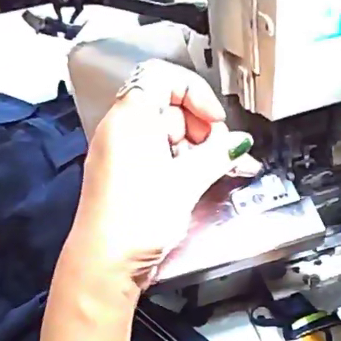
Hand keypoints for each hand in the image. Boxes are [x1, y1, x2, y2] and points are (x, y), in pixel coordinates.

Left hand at [58, 61, 240, 296]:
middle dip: (197, 125)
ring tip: (210, 171)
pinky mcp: (119, 176)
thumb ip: (217, 155)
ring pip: (161, 133)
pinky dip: (174, 163)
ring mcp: (116, 154)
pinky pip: (151, 156)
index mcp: (129, 117)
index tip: (215, 120)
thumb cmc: (133, 221)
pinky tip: (192, 182)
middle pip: (166, 106)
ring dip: (190, 148)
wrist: (104, 263)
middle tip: (216, 150)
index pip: (165, 77)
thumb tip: (236, 143)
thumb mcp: (187, 182)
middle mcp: (118, 130)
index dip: (197, 93)